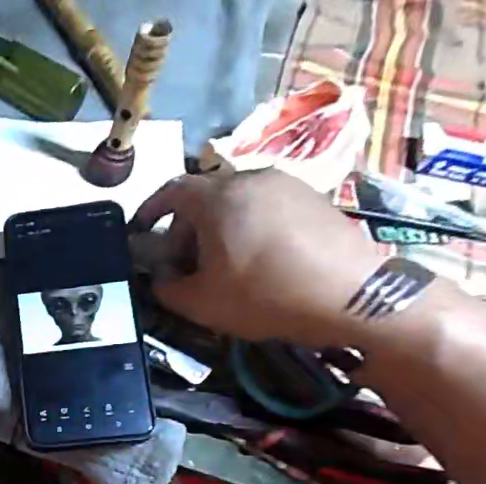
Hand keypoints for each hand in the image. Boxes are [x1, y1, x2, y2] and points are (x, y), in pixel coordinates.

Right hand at [131, 169, 388, 346]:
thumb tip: (160, 275)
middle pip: (205, 196)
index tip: (140, 231)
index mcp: (219, 198)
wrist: (345, 296)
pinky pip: (264, 206)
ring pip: (236, 200)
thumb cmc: (261, 295)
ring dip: (217, 228)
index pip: (172, 190)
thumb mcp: (197, 302)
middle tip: (181, 263)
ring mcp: (287, 184)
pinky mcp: (313, 198)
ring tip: (218, 265)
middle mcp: (253, 179)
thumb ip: (165, 285)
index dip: (150, 210)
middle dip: (184, 227)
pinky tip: (252, 260)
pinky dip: (247, 227)